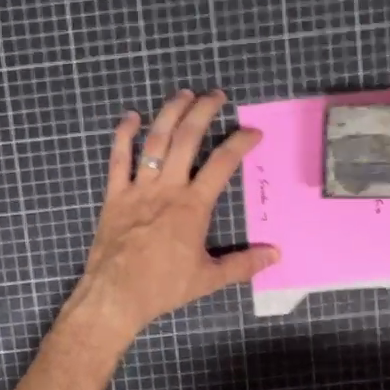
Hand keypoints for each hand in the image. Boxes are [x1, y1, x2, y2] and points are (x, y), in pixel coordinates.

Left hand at [64, 90, 278, 344]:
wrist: (116, 295)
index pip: (223, 164)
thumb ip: (243, 264)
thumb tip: (275, 256)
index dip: (241, 143)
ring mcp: (139, 189)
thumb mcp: (208, 279)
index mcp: (193, 206)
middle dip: (204, 112)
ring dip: (170, 113)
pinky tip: (131, 117)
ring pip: (155, 140)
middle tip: (216, 96)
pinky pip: (118, 159)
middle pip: (188, 138)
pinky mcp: (114, 195)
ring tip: (183, 95)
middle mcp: (167, 188)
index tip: (253, 132)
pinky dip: (124, 135)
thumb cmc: (163, 287)